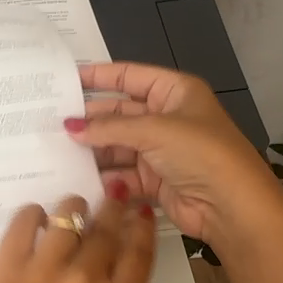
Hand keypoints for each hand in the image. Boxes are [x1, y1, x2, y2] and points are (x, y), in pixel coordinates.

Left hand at [0, 191, 156, 282]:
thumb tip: (103, 268)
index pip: (140, 252)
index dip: (141, 226)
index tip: (140, 211)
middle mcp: (88, 280)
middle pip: (107, 229)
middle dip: (111, 210)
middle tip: (110, 197)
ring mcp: (46, 268)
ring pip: (68, 214)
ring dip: (73, 206)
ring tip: (71, 206)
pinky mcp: (9, 263)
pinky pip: (25, 221)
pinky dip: (33, 213)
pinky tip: (36, 216)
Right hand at [65, 62, 277, 244]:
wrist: (231, 206)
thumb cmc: (199, 153)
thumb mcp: (154, 130)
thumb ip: (109, 128)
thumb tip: (70, 127)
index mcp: (175, 92)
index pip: (130, 76)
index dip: (99, 77)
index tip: (65, 80)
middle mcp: (167, 117)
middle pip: (119, 114)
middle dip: (90, 120)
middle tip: (51, 123)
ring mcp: (160, 150)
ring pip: (117, 146)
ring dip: (93, 150)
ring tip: (57, 151)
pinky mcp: (154, 180)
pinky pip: (122, 173)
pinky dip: (104, 176)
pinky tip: (77, 177)